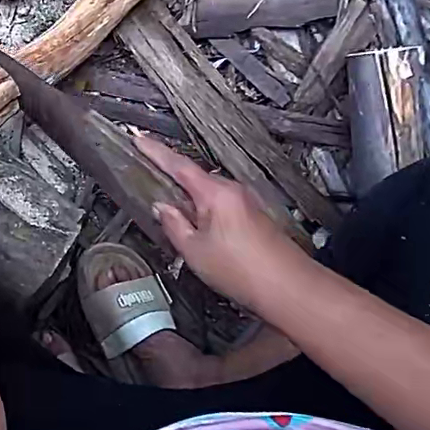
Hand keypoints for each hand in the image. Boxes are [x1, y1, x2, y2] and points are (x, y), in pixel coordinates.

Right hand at [135, 133, 308, 304]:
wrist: (290, 290)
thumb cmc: (246, 272)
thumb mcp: (194, 251)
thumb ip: (173, 224)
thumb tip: (161, 208)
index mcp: (215, 194)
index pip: (177, 165)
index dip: (155, 151)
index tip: (139, 140)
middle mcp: (232, 191)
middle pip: (193, 178)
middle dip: (171, 181)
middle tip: (148, 182)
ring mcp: (245, 202)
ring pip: (207, 193)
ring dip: (189, 201)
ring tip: (174, 219)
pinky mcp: (253, 216)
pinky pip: (220, 205)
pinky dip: (204, 212)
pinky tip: (200, 231)